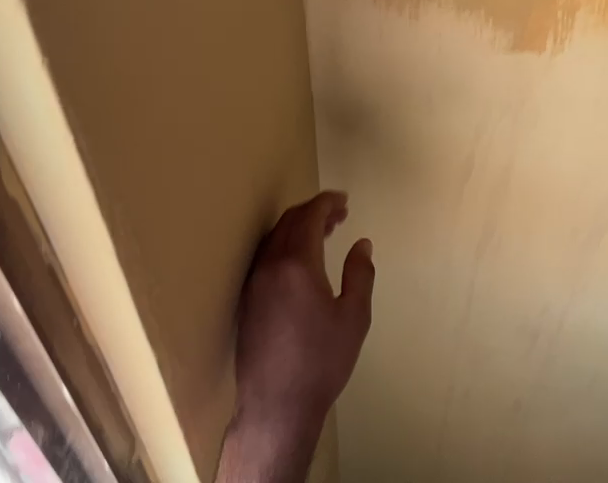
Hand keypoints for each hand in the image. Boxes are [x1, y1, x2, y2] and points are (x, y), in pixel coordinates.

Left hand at [217, 192, 373, 482]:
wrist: (276, 407)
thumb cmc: (321, 362)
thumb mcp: (354, 317)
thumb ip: (360, 274)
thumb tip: (361, 245)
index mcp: (296, 264)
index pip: (309, 216)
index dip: (328, 202)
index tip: (345, 201)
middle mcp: (269, 266)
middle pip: (288, 221)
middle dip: (314, 211)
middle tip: (339, 215)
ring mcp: (253, 284)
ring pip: (273, 238)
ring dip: (298, 227)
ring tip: (323, 234)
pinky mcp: (246, 301)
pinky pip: (265, 257)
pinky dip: (284, 245)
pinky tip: (300, 262)